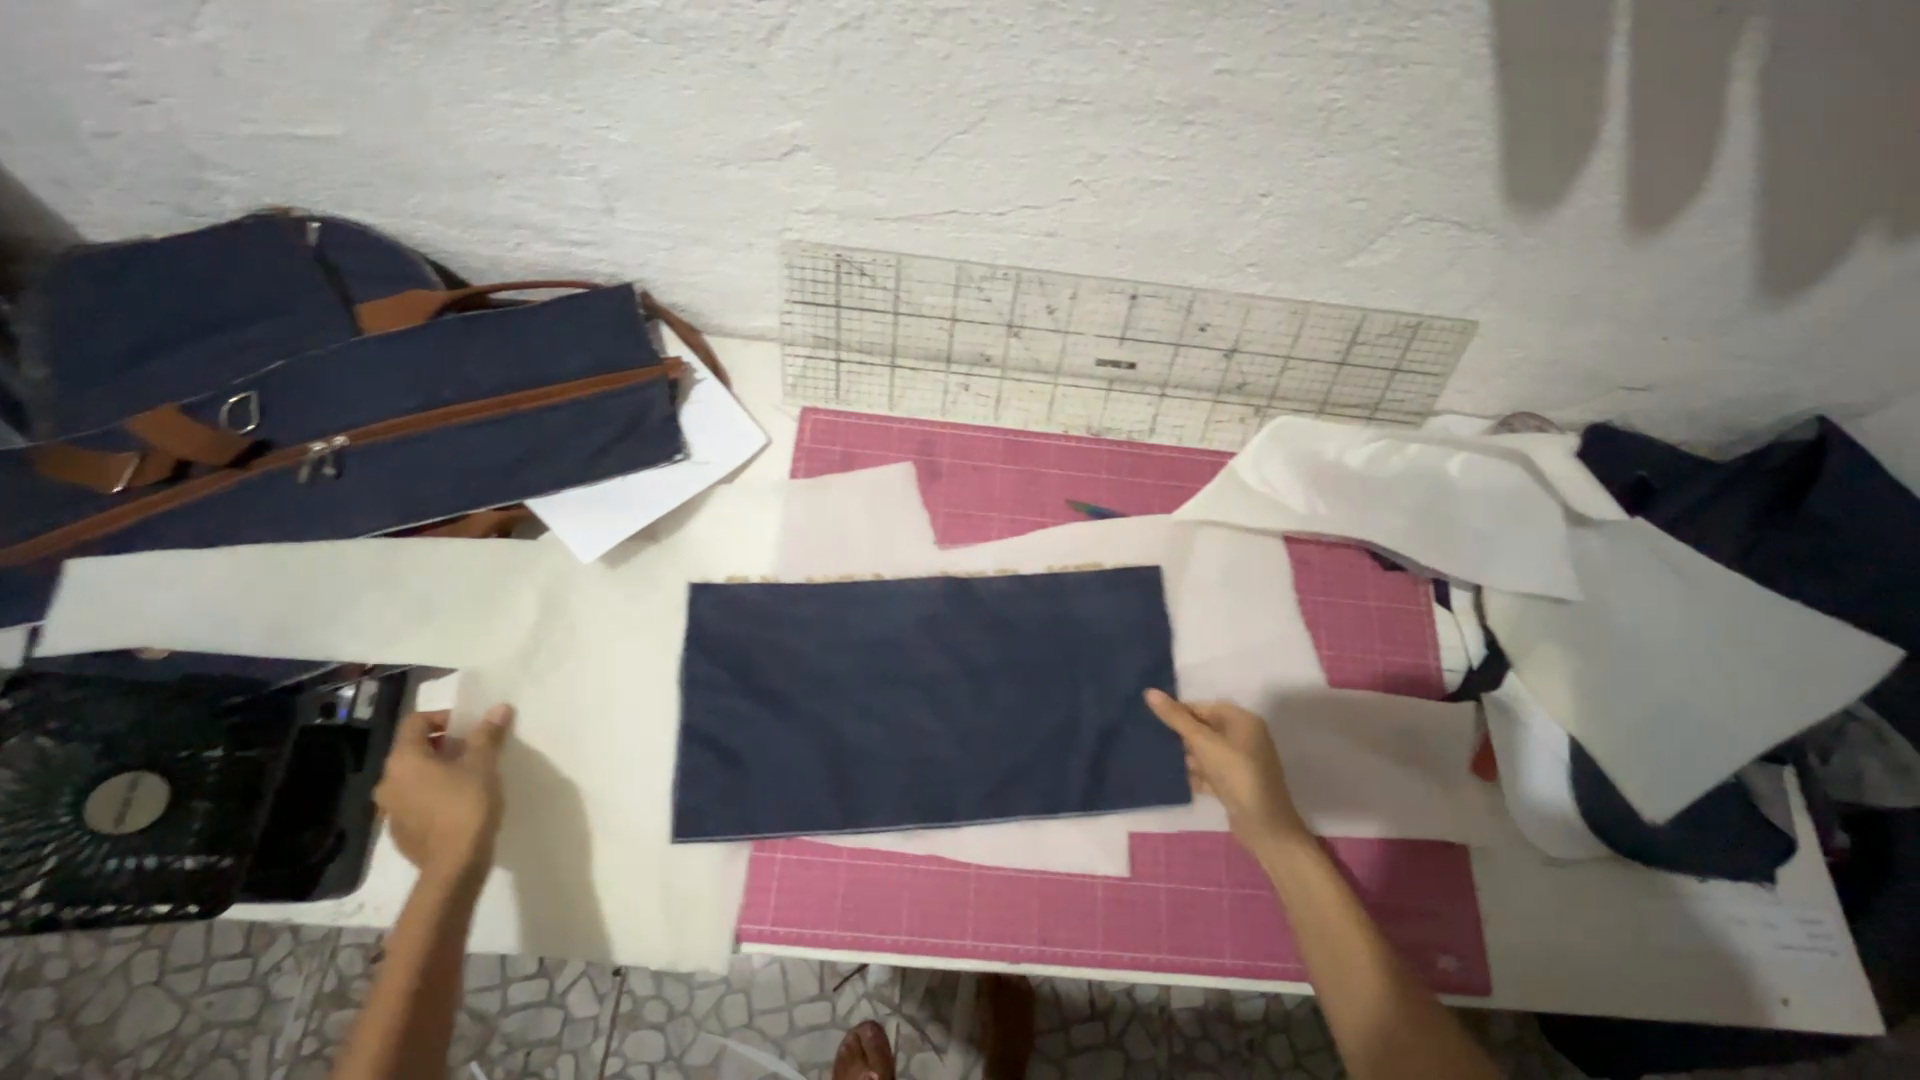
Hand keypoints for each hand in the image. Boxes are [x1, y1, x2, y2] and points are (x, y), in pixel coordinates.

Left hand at [374, 705, 512, 880]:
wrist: (454, 865)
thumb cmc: (466, 805)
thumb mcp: (483, 764)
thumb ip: (487, 734)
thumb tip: (499, 708)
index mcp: (403, 760)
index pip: (415, 722)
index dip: (444, 717)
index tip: (471, 728)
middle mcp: (388, 781)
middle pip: (413, 749)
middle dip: (444, 745)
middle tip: (475, 752)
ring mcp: (390, 809)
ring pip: (414, 777)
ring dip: (438, 771)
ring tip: (469, 778)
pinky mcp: (399, 832)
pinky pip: (415, 801)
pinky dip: (433, 795)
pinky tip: (458, 806)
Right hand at [1144, 689, 1309, 851]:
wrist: (1264, 825)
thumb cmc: (1236, 774)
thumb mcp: (1203, 742)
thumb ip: (1176, 718)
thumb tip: (1149, 692)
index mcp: (1243, 721)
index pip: (1205, 707)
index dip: (1180, 712)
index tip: (1154, 720)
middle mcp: (1244, 738)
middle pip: (1205, 730)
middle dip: (1183, 738)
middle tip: (1156, 742)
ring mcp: (1241, 763)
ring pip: (1206, 753)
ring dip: (1188, 758)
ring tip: (1165, 763)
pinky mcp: (1236, 784)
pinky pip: (1211, 773)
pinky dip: (1197, 776)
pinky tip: (1180, 782)